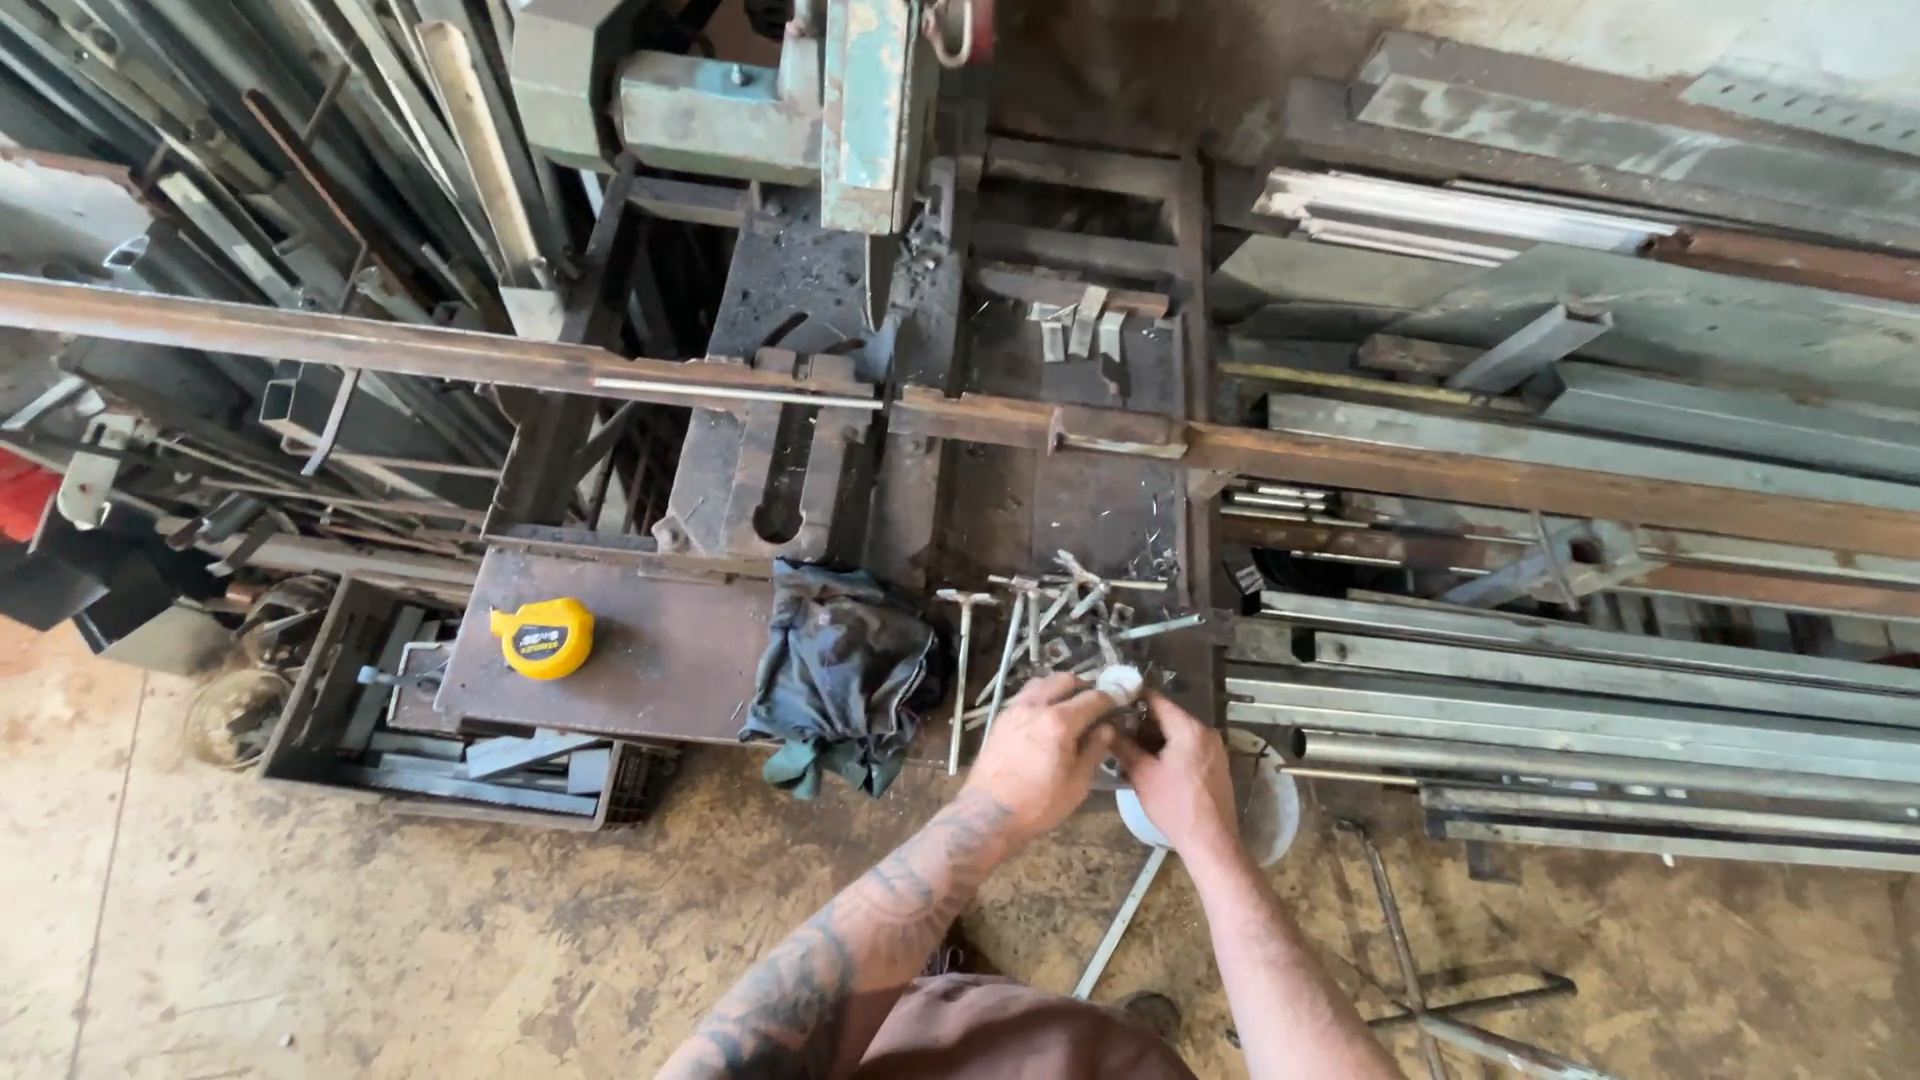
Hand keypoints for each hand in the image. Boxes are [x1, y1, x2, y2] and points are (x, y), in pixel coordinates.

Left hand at [962, 673, 1119, 846]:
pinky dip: (1041, 696)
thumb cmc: (1038, 804)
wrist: (989, 813)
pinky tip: (1046, 715)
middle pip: (1064, 680)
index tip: (1120, 701)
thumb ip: (1094, 750)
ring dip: (1060, 687)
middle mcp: (1035, 706)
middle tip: (1095, 702)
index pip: (1092, 698)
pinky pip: (1025, 695)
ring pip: (1041, 683)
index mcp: (1059, 722)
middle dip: (1084, 686)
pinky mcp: (1001, 718)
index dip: (1110, 698)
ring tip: (1070, 704)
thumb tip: (1107, 728)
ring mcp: (1014, 709)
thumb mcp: (1077, 783)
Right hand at [1113, 693, 1239, 864]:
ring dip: (1154, 739)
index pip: (1156, 700)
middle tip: (1115, 731)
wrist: (1211, 842)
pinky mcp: (1216, 765)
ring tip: (1128, 749)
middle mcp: (1206, 732)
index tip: (1112, 702)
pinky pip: (1188, 747)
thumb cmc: (1174, 805)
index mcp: (1189, 727)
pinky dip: (1169, 750)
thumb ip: (1123, 745)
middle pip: (1167, 716)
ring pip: (1177, 733)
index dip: (1132, 698)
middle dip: (1141, 724)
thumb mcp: (1142, 774)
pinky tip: (1151, 765)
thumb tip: (1106, 728)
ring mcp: (1214, 749)